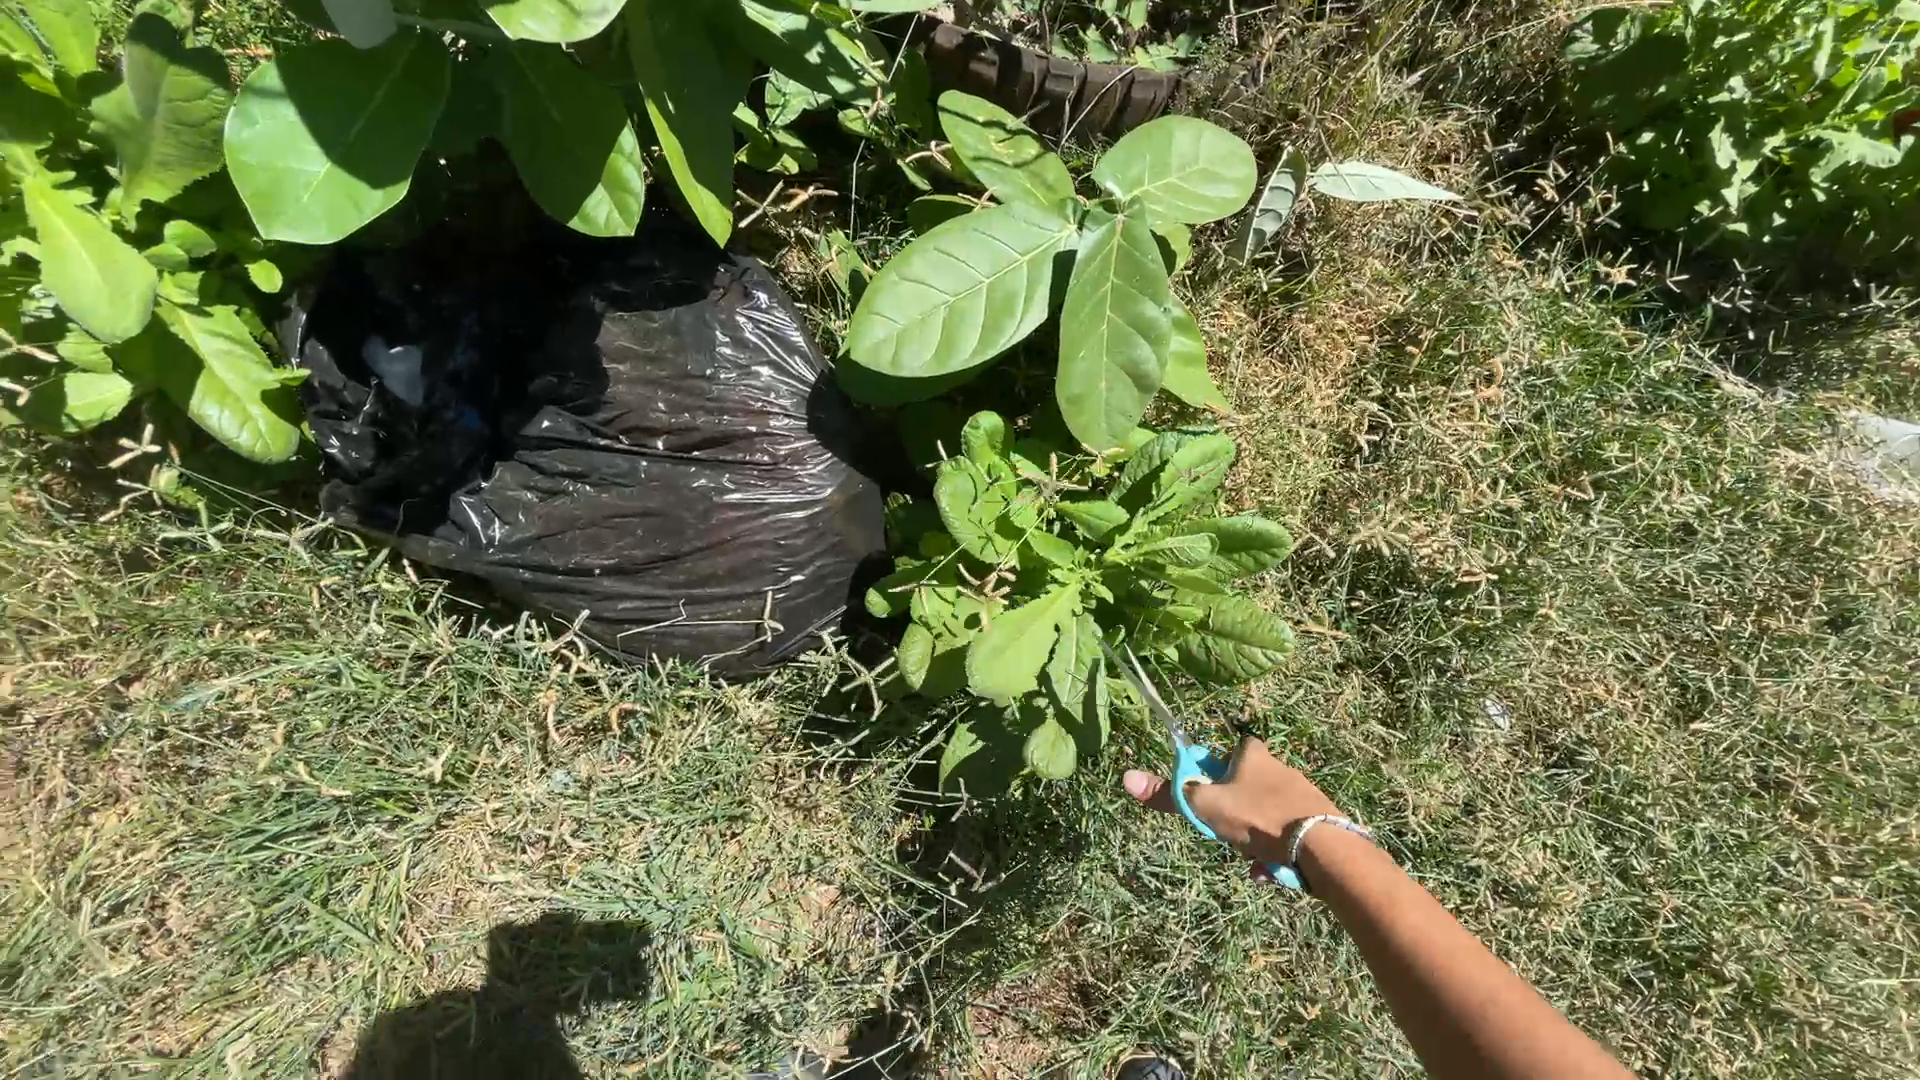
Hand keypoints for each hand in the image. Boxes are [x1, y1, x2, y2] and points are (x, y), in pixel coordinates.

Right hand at [1123, 737, 1342, 868]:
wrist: (1324, 850)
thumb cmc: (1258, 818)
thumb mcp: (1205, 806)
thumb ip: (1168, 795)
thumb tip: (1126, 777)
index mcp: (1253, 754)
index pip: (1228, 753)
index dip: (1215, 774)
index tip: (1209, 798)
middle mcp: (1281, 767)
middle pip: (1246, 786)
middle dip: (1234, 814)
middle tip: (1227, 835)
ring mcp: (1304, 795)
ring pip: (1266, 815)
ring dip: (1253, 837)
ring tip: (1251, 861)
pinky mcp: (1320, 821)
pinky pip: (1287, 834)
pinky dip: (1275, 851)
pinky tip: (1270, 871)